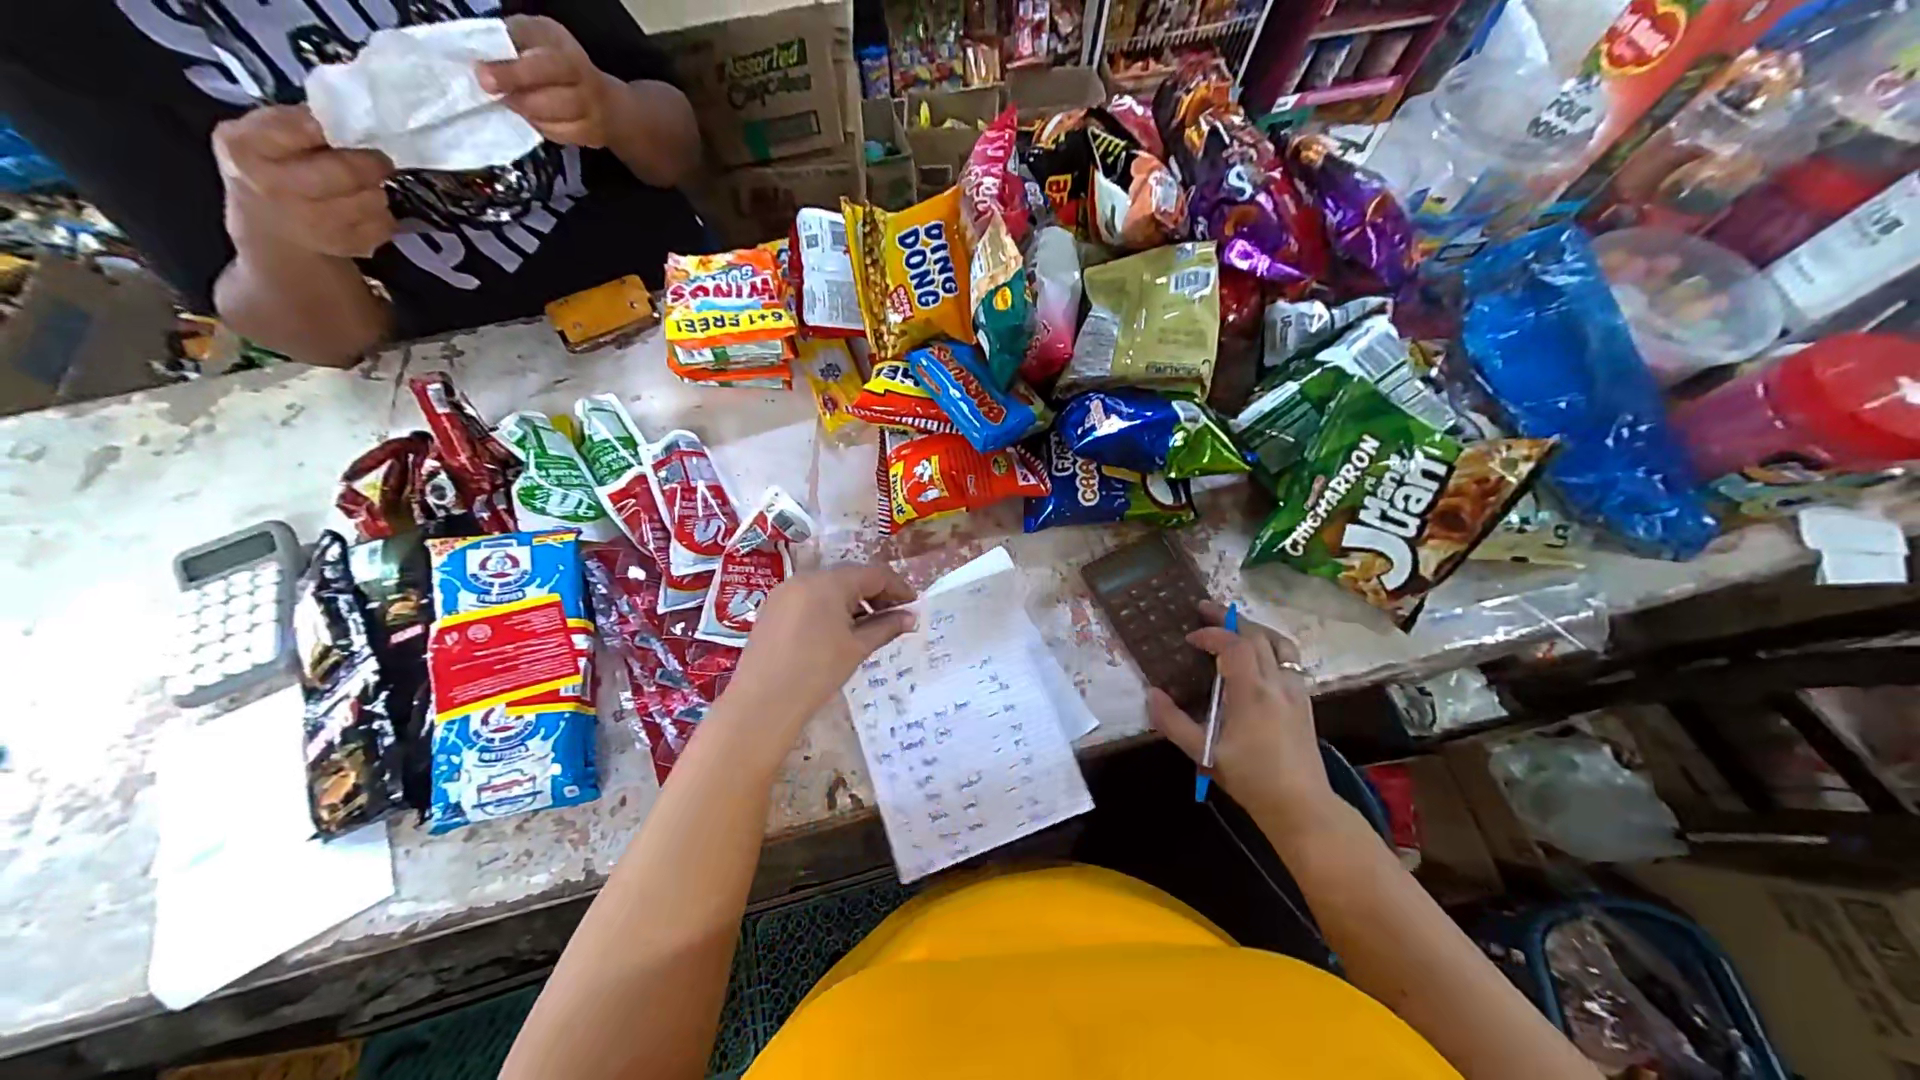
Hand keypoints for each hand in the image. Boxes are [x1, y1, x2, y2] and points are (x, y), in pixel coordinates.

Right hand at [212, 105, 395, 258]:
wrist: (273, 228)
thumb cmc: (268, 169)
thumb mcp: (260, 135)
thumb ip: (292, 122)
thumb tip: (341, 117)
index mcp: (246, 147)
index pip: (302, 127)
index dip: (330, 127)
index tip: (341, 129)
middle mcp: (276, 187)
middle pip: (346, 171)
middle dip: (370, 163)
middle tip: (379, 159)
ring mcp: (314, 222)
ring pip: (372, 199)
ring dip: (377, 190)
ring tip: (366, 186)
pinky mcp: (348, 245)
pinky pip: (384, 224)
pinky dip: (383, 214)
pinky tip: (365, 210)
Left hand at [477, 15, 618, 147]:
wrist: (609, 104)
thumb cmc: (562, 60)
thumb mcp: (541, 35)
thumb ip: (519, 39)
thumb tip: (490, 54)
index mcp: (573, 60)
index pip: (546, 68)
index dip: (515, 74)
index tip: (485, 77)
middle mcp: (589, 91)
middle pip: (553, 101)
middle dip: (519, 99)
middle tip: (495, 94)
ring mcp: (593, 118)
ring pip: (555, 123)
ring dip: (527, 114)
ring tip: (511, 102)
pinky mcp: (590, 138)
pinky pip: (559, 136)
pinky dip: (540, 127)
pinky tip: (530, 116)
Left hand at [725, 565, 917, 731]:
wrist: (763, 702)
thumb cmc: (817, 672)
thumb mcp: (857, 648)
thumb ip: (886, 626)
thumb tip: (911, 617)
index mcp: (829, 582)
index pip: (874, 574)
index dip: (898, 588)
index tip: (913, 606)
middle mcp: (805, 578)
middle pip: (850, 577)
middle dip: (875, 594)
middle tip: (894, 617)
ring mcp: (785, 592)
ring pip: (828, 587)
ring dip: (853, 601)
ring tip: (868, 627)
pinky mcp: (772, 608)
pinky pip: (809, 598)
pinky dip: (829, 607)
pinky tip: (838, 631)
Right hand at [1147, 600, 1336, 824]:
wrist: (1301, 806)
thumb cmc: (1249, 779)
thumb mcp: (1202, 753)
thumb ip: (1173, 722)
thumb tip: (1152, 694)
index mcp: (1252, 692)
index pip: (1233, 645)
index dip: (1210, 634)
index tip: (1189, 640)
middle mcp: (1278, 683)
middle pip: (1257, 635)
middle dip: (1229, 619)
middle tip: (1204, 610)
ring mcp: (1296, 690)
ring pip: (1280, 642)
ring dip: (1254, 628)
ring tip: (1232, 626)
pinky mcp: (1305, 701)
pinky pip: (1289, 659)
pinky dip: (1269, 646)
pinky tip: (1255, 658)